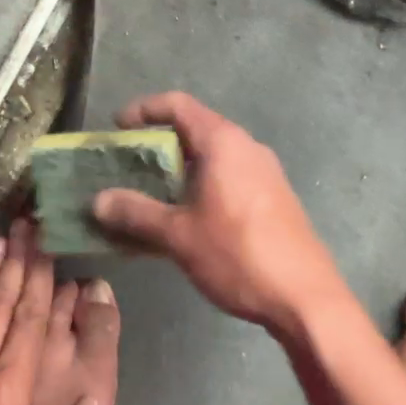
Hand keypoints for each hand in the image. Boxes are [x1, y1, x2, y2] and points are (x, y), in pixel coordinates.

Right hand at [91, 92, 344, 332]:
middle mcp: (246, 146)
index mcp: (223, 141)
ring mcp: (265, 171)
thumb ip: (136, 213)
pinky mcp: (275, 197)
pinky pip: (229, 176)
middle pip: (196, 128)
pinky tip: (189, 218)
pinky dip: (202, 184)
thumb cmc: (239, 254)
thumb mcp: (179, 236)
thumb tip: (97, 201)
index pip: (178, 105)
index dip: (144, 109)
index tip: (117, 127)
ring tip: (153, 194)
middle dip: (159, 144)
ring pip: (213, 155)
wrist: (308, 300)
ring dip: (181, 168)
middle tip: (129, 165)